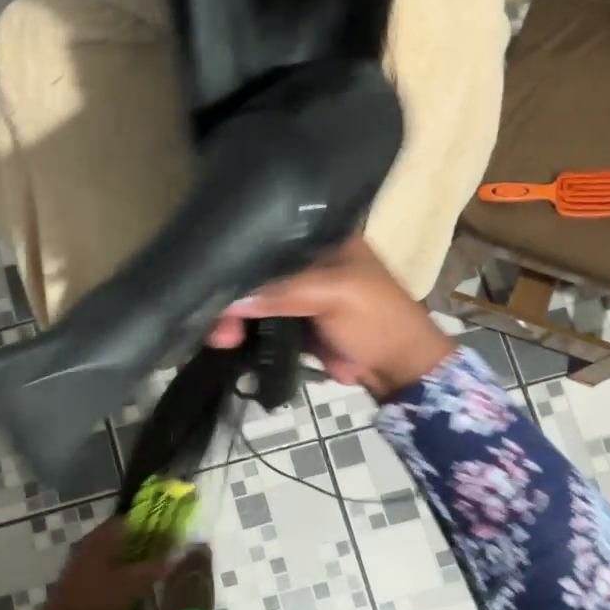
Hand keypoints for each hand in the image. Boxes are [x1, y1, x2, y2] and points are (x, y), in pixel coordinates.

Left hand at [38, 518, 173, 609]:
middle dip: (141, 540)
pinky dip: (118, 566)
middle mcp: (91, 541)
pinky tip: (129, 580)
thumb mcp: (133, 584)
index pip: (129, 519)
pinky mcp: (79, 573)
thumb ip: (155, 567)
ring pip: (111, 549)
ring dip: (129, 555)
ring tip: (149, 566)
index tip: (166, 533)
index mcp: (102, 536)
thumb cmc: (99, 599)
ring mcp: (82, 557)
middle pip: (120, 534)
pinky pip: (103, 562)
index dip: (149, 524)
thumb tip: (176, 554)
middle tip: (161, 550)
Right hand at [207, 235, 455, 399]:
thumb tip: (230, 302)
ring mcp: (300, 295)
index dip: (240, 257)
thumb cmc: (377, 320)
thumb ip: (283, 293)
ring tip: (220, 338)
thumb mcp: (334, 295)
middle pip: (256, 272)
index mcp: (324, 241)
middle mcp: (309, 262)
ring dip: (233, 318)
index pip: (271, 239)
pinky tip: (226, 340)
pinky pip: (260, 324)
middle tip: (216, 324)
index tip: (212, 279)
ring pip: (254, 300)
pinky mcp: (294, 325)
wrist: (397, 370)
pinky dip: (243, 332)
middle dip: (232, 296)